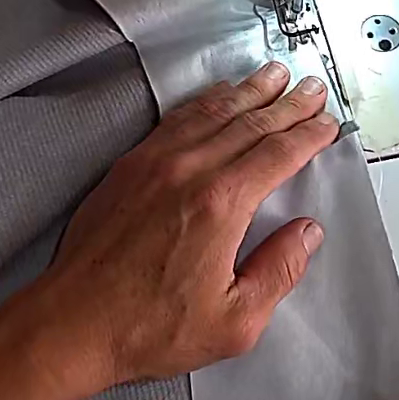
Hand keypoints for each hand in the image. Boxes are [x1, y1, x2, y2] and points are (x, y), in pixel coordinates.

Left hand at [36, 61, 340, 389]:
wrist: (73, 320)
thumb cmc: (146, 324)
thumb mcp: (234, 321)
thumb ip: (278, 271)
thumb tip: (306, 234)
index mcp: (220, 205)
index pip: (278, 154)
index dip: (307, 135)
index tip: (325, 123)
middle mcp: (189, 170)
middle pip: (252, 123)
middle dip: (288, 103)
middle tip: (309, 88)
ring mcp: (157, 160)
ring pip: (216, 111)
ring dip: (250, 90)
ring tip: (273, 75)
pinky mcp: (133, 162)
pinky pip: (178, 117)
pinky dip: (205, 100)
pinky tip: (218, 94)